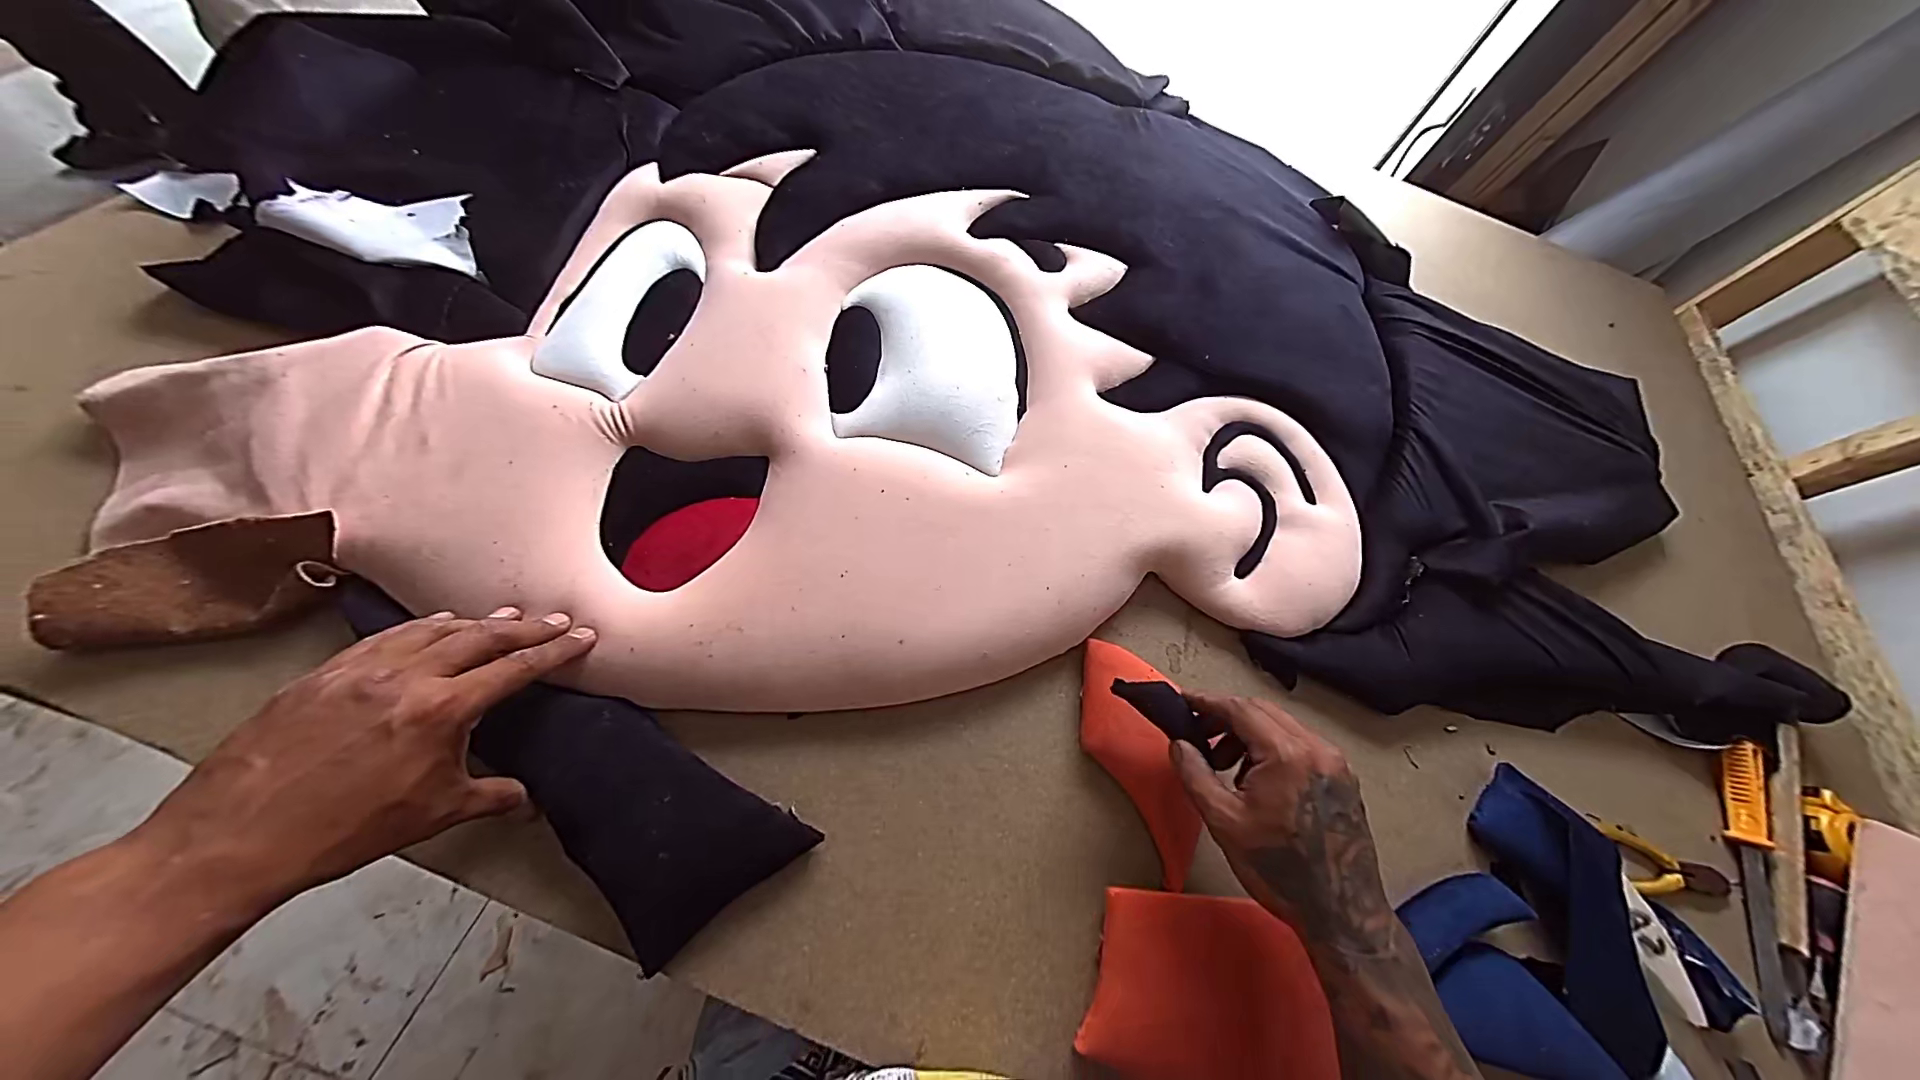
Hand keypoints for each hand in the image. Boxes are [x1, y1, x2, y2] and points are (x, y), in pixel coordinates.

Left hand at [126, 607, 596, 915]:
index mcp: (440, 710)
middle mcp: (404, 678)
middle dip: (526, 627)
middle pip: (482, 637)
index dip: (555, 650)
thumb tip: (525, 800)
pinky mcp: (324, 674)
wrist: (230, 841)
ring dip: (478, 621)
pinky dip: (423, 627)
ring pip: (435, 629)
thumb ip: (492, 796)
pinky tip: (435, 625)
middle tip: (555, 620)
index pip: (515, 668)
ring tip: (507, 616)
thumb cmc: (340, 831)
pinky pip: (387, 637)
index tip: (581, 636)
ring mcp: (360, 671)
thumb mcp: (434, 814)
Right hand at [1168, 692, 1394, 952]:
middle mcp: (1318, 751)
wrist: (1340, 914)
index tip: (1185, 702)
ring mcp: (1335, 764)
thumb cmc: (1283, 872)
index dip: (1206, 702)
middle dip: (1224, 717)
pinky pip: (1298, 745)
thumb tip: (1179, 745)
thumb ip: (1194, 774)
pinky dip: (1269, 748)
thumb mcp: (1223, 821)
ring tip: (1222, 763)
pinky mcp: (1342, 779)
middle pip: (1261, 710)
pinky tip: (1252, 777)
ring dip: (1246, 733)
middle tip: (1197, 732)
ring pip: (1280, 725)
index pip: (1240, 709)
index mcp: (1289, 755)